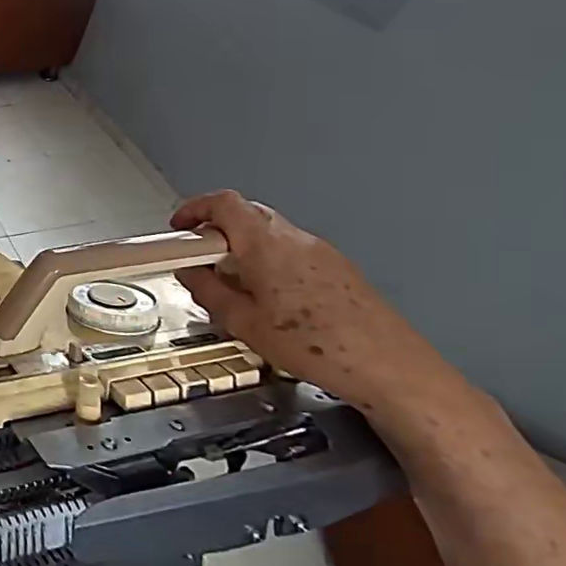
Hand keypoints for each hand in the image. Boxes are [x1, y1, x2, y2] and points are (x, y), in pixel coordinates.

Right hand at [171, 191, 458, 417]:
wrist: (385, 363)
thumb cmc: (319, 346)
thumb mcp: (244, 323)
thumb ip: (209, 291)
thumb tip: (190, 274)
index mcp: (263, 243)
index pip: (222, 203)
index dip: (195, 209)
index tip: (181, 225)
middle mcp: (291, 236)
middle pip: (245, 212)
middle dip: (217, 228)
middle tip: (201, 254)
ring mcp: (317, 248)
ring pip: (269, 231)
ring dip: (244, 245)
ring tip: (234, 282)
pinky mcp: (335, 264)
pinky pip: (291, 248)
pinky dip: (270, 259)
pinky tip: (271, 297)